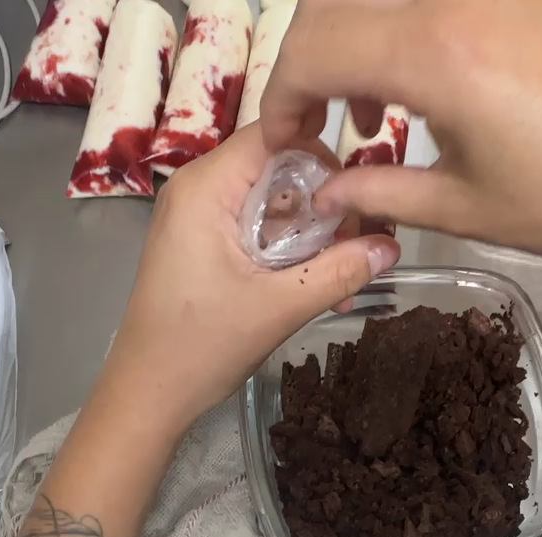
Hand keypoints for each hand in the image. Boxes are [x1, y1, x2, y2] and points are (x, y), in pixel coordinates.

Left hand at [98, 127, 400, 433]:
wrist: (148, 394)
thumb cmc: (202, 347)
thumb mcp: (279, 308)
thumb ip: (339, 272)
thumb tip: (393, 246)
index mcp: (208, 187)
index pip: (278, 137)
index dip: (326, 161)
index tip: (361, 203)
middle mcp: (200, 190)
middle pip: (279, 171)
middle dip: (325, 208)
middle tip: (362, 249)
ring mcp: (200, 221)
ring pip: (272, 207)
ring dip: (312, 239)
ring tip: (345, 280)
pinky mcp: (204, 249)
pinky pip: (257, 235)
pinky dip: (289, 256)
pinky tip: (318, 290)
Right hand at [259, 0, 541, 258]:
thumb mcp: (463, 208)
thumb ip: (381, 191)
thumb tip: (326, 191)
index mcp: (438, 51)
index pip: (315, 48)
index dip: (281, 100)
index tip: (283, 147)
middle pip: (335, 3)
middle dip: (306, 68)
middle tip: (315, 133)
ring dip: (350, 44)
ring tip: (365, 119)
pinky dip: (397, 32)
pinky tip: (414, 89)